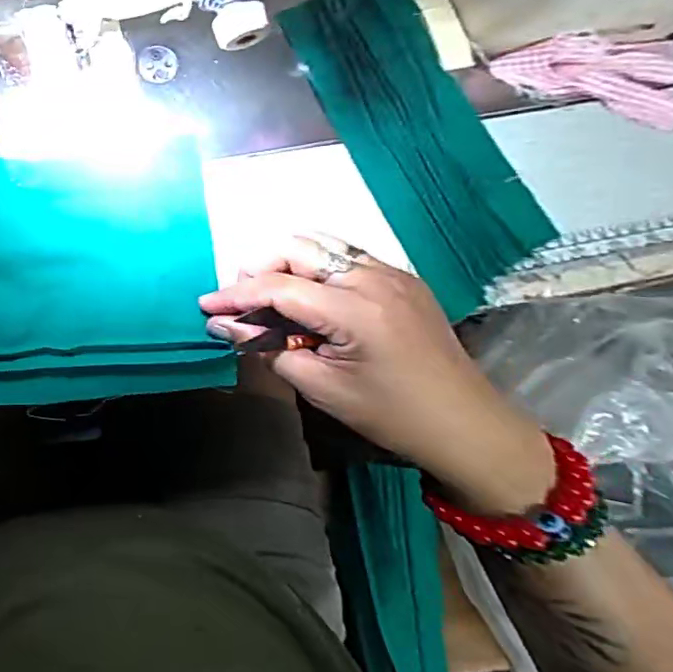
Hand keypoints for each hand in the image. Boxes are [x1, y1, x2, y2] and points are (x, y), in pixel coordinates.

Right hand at [200, 235, 553, 512]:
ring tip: (272, 299)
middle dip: (261, 270)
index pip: (280, 286)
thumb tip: (226, 327)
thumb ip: (270, 350)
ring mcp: (392, 272)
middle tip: (241, 303)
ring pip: (323, 247)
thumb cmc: (391, 415)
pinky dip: (318, 270)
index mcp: (356, 309)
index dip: (237, 295)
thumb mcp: (324, 389)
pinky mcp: (402, 278)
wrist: (466, 425)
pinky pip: (347, 258)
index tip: (207, 306)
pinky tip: (311, 300)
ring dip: (289, 265)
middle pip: (299, 248)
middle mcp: (374, 276)